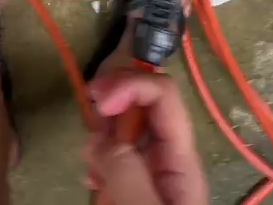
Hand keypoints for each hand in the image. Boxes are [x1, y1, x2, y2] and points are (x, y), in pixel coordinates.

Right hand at [85, 69, 208, 204]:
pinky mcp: (139, 189)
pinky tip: (92, 178)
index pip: (164, 94)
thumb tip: (97, 138)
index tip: (99, 102)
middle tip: (89, 122)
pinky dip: (101, 157)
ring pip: (128, 129)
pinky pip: (119, 157)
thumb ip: (126, 172)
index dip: (131, 84)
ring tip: (90, 162)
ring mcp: (154, 174)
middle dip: (113, 103)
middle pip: (143, 105)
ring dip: (103, 132)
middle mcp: (170, 159)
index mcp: (182, 160)